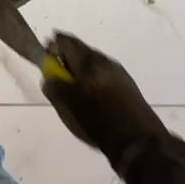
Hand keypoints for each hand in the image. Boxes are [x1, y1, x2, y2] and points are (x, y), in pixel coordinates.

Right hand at [41, 33, 167, 159]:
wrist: (138, 141)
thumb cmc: (100, 124)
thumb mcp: (70, 108)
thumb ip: (55, 89)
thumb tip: (48, 77)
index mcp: (89, 64)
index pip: (67, 43)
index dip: (54, 44)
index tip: (46, 50)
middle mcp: (105, 62)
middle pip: (82, 49)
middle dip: (67, 54)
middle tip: (56, 65)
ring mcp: (118, 72)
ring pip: (93, 60)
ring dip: (80, 64)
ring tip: (70, 80)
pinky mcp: (127, 84)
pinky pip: (102, 71)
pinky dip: (91, 74)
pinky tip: (88, 89)